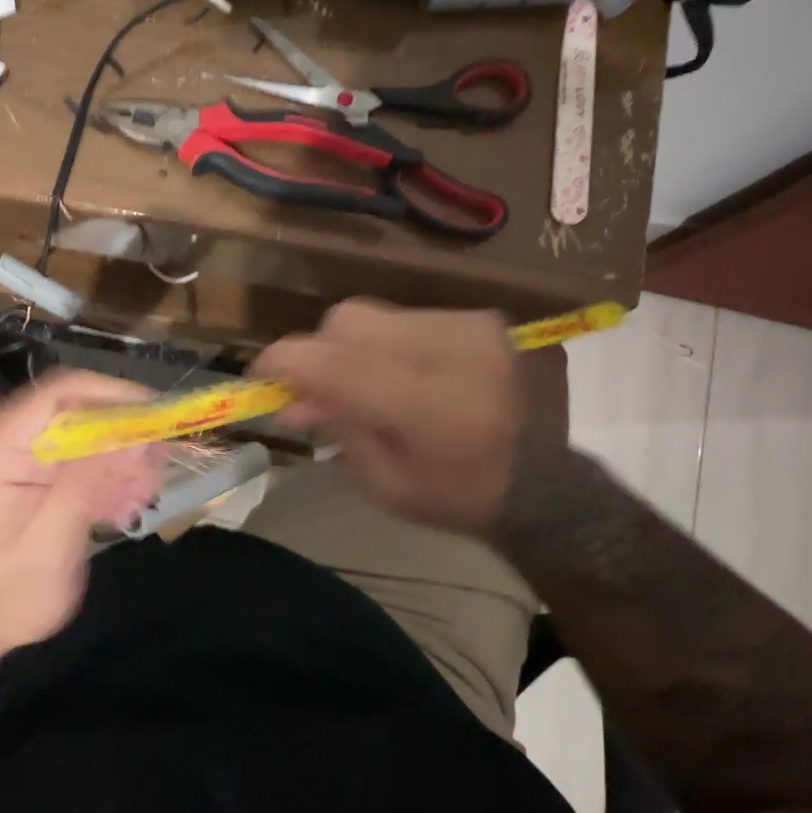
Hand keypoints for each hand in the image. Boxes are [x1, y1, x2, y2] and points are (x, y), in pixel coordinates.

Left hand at [0, 370, 165, 651]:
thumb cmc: (5, 596)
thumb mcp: (47, 546)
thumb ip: (83, 487)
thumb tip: (127, 434)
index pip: (58, 393)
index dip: (112, 395)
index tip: (158, 418)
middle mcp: (8, 442)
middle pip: (78, 410)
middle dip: (124, 435)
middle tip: (157, 473)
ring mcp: (22, 459)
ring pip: (87, 434)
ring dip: (123, 460)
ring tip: (142, 499)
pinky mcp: (38, 478)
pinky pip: (83, 460)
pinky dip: (111, 478)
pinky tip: (125, 509)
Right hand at [250, 299, 521, 535]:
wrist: (551, 486)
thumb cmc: (458, 497)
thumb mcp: (385, 483)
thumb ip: (338, 431)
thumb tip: (289, 401)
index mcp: (429, 407)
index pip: (337, 363)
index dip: (285, 362)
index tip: (260, 376)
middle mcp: (453, 352)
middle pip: (349, 321)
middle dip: (322, 352)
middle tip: (319, 389)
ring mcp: (475, 328)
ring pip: (376, 315)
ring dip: (355, 348)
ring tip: (368, 385)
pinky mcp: (485, 320)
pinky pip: (409, 318)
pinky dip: (389, 343)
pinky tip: (404, 375)